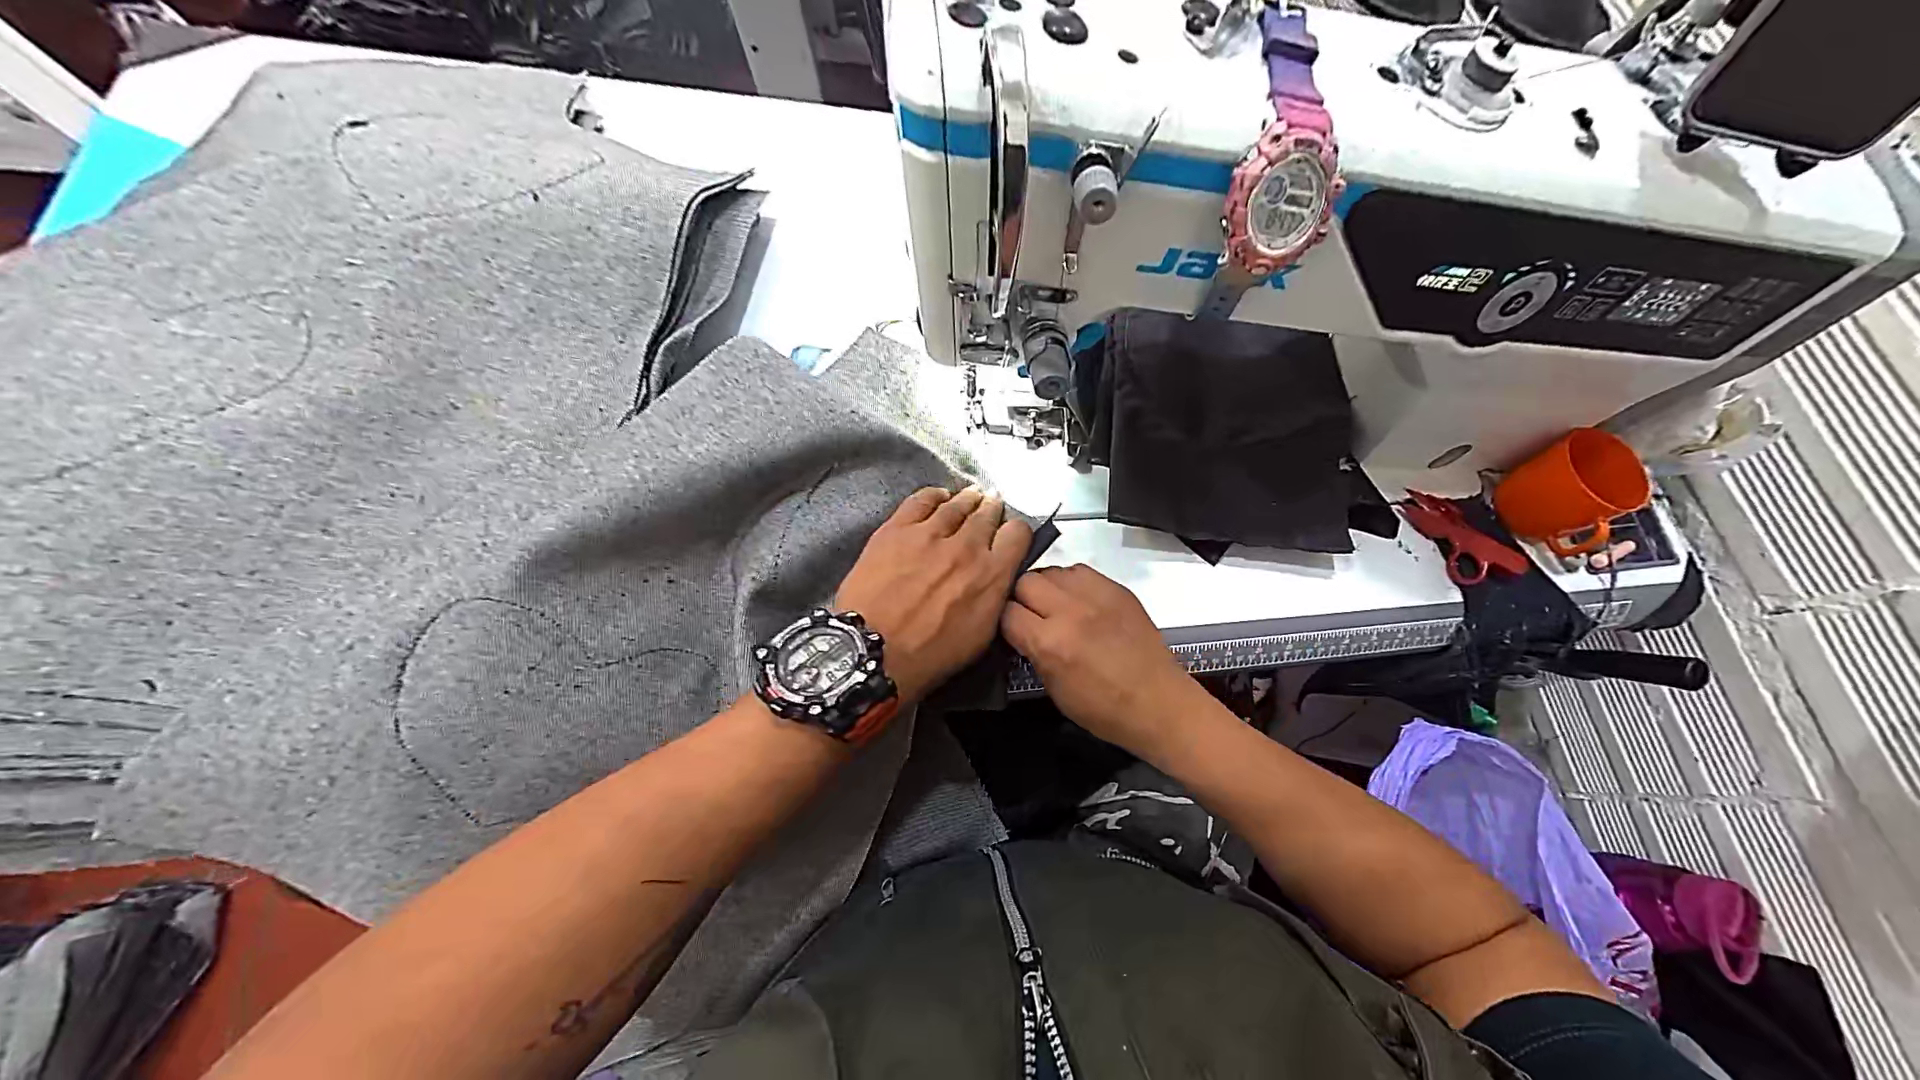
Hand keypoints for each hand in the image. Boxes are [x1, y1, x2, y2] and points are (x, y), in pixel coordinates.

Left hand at [834, 486, 1030, 704]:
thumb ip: (994, 597)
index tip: (1010, 534)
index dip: (1015, 532)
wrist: (875, 649)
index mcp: (992, 574)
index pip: (1017, 534)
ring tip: (971, 496)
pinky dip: (934, 495)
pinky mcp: (898, 529)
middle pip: (986, 514)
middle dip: (991, 510)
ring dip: (967, 500)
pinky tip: (938, 495)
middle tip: (991, 507)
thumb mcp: (981, 635)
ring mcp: (930, 534)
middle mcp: (966, 547)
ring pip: (956, 504)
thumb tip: (997, 580)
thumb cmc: (927, 654)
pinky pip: (921, 500)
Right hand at [999, 564, 1209, 759]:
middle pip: (1024, 582)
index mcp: (1050, 643)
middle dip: (1020, 598)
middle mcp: (1070, 611)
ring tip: (1054, 607)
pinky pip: (1080, 571)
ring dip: (1046, 587)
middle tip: (1030, 616)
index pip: (1006, 612)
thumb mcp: (1053, 688)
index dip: (1004, 622)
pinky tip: (1078, 601)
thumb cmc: (1104, 709)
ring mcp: (1096, 595)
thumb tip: (1020, 631)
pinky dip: (1072, 583)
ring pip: (1051, 571)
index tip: (1010, 630)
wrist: (1158, 703)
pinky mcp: (1117, 589)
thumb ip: (1032, 652)